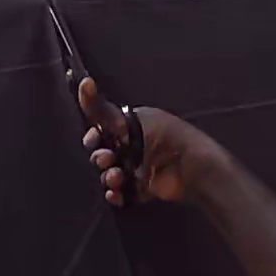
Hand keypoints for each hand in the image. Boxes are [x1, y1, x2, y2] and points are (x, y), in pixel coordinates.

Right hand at [75, 77, 226, 205]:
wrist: (192, 166)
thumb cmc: (165, 136)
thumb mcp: (132, 119)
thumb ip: (103, 109)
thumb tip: (83, 81)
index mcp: (129, 125)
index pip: (102, 129)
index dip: (94, 136)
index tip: (93, 139)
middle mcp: (131, 145)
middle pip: (102, 153)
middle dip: (100, 157)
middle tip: (107, 159)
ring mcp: (136, 168)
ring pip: (109, 173)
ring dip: (108, 176)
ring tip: (117, 177)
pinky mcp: (142, 188)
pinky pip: (122, 193)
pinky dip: (116, 194)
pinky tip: (116, 193)